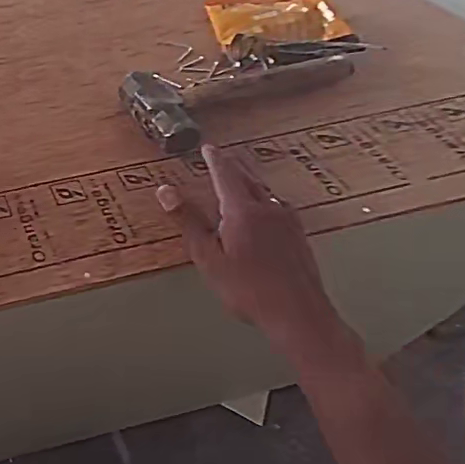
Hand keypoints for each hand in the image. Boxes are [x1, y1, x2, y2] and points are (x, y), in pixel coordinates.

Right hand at [156, 144, 342, 344]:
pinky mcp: (298, 237)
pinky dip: (263, 199)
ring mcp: (288, 223)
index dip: (215, 160)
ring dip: (249, 182)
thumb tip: (166, 191)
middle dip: (233, 167)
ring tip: (240, 179)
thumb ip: (187, 221)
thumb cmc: (248, 289)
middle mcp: (270, 210)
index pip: (226, 175)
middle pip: (249, 180)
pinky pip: (277, 207)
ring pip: (265, 193)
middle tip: (222, 157)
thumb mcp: (207, 256)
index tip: (208, 148)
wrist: (298, 315)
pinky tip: (264, 210)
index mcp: (243, 211)